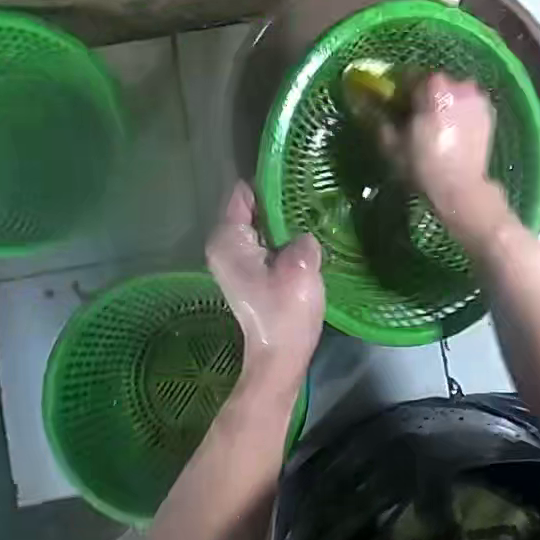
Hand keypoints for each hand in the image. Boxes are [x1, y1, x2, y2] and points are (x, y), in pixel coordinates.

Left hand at [205, 182, 323, 379]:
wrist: (280, 358)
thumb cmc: (285, 313)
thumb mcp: (300, 267)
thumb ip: (302, 238)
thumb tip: (304, 236)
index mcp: (227, 240)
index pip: (244, 192)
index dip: (270, 184)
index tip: (299, 181)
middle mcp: (224, 246)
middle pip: (253, 208)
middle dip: (280, 203)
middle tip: (314, 198)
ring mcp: (236, 262)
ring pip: (263, 226)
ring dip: (286, 224)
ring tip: (315, 217)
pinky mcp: (251, 275)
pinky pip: (268, 243)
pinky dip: (285, 240)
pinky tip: (308, 243)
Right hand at [384, 73, 509, 242]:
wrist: (462, 188)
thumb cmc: (423, 165)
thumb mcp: (393, 144)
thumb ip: (378, 119)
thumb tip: (365, 104)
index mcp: (434, 85)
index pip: (409, 76)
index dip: (399, 91)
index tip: (394, 105)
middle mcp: (460, 84)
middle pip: (434, 84)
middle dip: (424, 97)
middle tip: (415, 120)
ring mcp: (478, 98)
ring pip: (453, 94)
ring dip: (444, 104)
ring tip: (436, 128)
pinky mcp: (489, 113)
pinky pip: (468, 106)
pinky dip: (460, 113)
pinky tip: (453, 132)